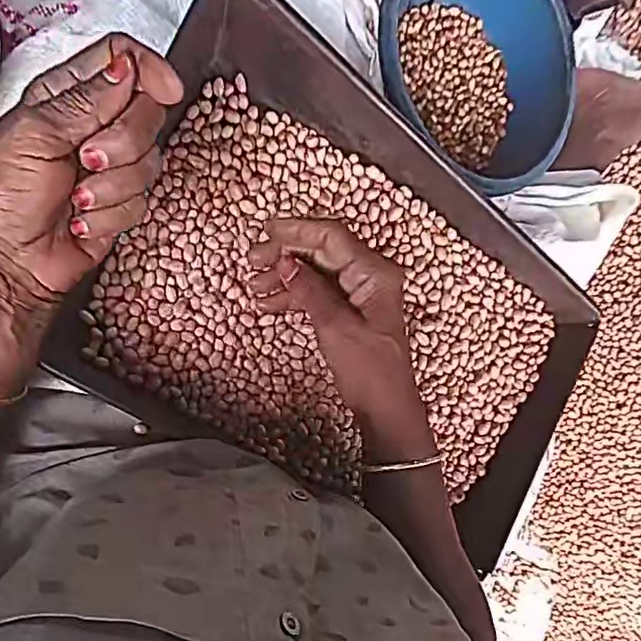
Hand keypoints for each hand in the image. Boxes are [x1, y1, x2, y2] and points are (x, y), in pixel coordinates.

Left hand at [0, 34, 182, 391]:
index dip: (149, 69)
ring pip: (149, 161)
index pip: (121, 59)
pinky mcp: (122, 205)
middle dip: (123, 141)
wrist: (12, 262)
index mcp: (64, 96)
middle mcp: (92, 128)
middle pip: (146, 111)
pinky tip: (82, 220)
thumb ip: (85, 99)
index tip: (165, 88)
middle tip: (87, 159)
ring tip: (77, 199)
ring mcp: (110, 168)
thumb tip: (127, 68)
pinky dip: (113, 214)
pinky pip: (143, 200)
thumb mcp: (33, 134)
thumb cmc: (4, 202)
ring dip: (113, 186)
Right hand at [243, 219, 433, 460]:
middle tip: (254, 262)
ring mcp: (361, 294)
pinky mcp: (351, 312)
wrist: (386, 409)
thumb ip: (310, 291)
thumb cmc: (371, 373)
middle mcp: (370, 277)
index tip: (266, 233)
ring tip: (256, 287)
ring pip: (316, 272)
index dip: (296, 231)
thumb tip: (285, 263)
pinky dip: (295, 296)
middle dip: (285, 254)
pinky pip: (319, 293)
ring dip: (284, 277)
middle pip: (321, 251)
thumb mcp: (336, 328)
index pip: (330, 237)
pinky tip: (272, 304)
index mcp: (375, 273)